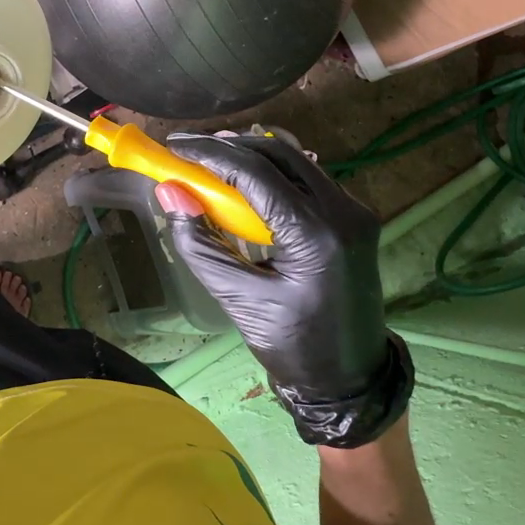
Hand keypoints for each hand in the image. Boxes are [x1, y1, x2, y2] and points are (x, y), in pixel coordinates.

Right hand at [157, 135, 412, 447]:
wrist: (349, 377)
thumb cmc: (293, 346)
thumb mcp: (238, 299)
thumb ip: (200, 244)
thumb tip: (169, 193)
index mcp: (316, 235)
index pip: (255, 173)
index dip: (210, 155)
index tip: (174, 147)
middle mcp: (343, 211)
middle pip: (279, 155)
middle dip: (229, 146)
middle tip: (187, 148)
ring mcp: (354, 212)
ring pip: (297, 162)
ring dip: (252, 155)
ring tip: (209, 157)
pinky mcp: (354, 218)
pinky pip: (309, 179)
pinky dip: (273, 173)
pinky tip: (244, 179)